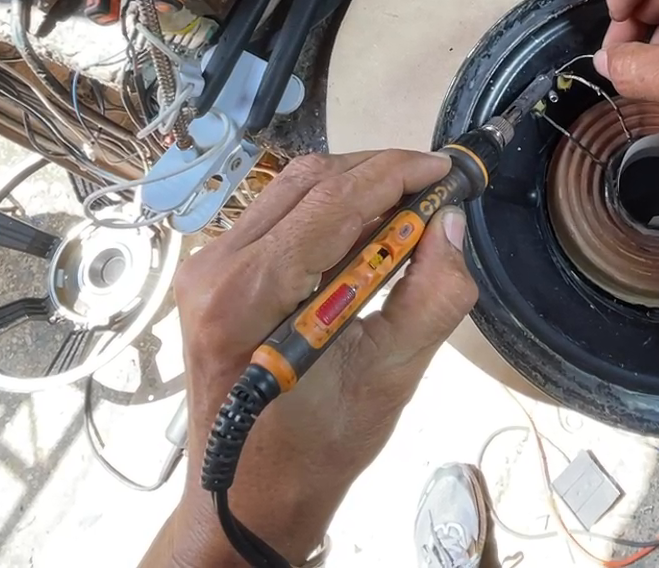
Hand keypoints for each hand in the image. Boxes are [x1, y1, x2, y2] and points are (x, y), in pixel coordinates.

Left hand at [148, 151, 478, 567]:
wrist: (248, 491)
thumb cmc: (320, 445)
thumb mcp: (392, 376)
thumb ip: (432, 295)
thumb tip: (450, 220)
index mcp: (247, 299)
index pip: (331, 202)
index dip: (395, 173)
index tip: (445, 168)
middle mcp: (215, 266)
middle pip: (310, 181)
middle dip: (380, 172)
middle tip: (432, 187)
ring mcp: (207, 262)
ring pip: (294, 185)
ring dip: (356, 183)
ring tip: (404, 204)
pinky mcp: (214, 265)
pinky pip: (280, 207)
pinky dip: (331, 203)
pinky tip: (364, 226)